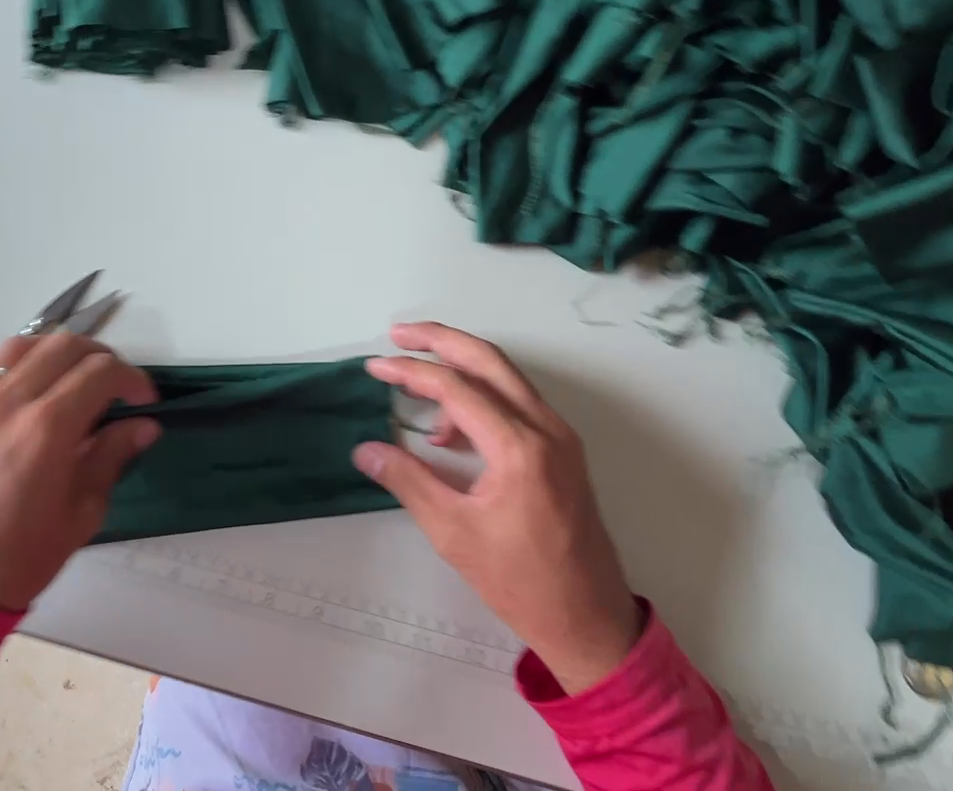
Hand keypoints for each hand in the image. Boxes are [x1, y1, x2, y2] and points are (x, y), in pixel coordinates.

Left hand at [0, 332, 161, 609]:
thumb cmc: (23, 554)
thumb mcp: (83, 511)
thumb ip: (113, 456)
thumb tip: (145, 425)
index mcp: (47, 428)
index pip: (101, 372)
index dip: (133, 379)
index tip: (144, 400)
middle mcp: (11, 400)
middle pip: (66, 345)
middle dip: (102, 359)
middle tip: (117, 388)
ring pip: (26, 343)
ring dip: (60, 352)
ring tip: (76, 379)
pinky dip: (20, 364)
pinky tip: (31, 390)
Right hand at [353, 322, 641, 693]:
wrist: (588, 619)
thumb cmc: (518, 580)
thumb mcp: (452, 532)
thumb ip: (408, 481)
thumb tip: (364, 449)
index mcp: (519, 447)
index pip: (456, 387)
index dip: (410, 372)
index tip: (374, 367)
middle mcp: (546, 428)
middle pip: (489, 360)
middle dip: (440, 340)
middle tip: (398, 334)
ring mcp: (560, 436)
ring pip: (505, 376)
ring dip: (460, 366)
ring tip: (414, 388)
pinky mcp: (562, 449)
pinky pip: (516, 402)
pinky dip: (480, 396)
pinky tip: (450, 429)